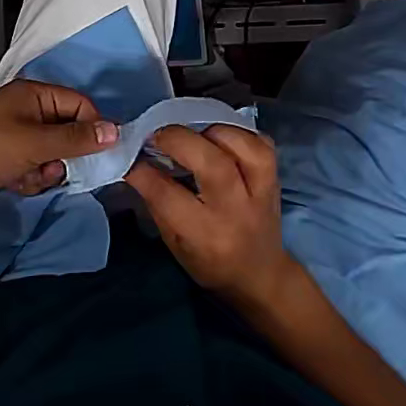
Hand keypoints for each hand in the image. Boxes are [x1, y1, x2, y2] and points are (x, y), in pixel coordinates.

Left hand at [0, 80, 119, 245]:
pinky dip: (33, 178)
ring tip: (31, 176)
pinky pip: (37, 168)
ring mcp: (17, 137)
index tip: (104, 152)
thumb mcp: (34, 143)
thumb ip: (77, 138)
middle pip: (68, 130)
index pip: (79, 104)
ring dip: (49, 170)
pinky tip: (17, 184)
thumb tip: (116, 131)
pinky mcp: (9, 161)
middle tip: (59, 168)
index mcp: (33, 94)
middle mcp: (28, 111)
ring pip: (55, 154)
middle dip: (67, 153)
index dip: (93, 127)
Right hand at [125, 124, 297, 310]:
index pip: (167, 194)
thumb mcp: (173, 242)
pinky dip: (238, 132)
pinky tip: (220, 136)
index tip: (130, 156)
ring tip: (192, 134)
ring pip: (241, 144)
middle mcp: (235, 210)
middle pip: (211, 163)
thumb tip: (137, 161)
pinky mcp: (275, 178)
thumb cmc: (209, 261)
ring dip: (210, 130)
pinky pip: (261, 142)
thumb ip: (156, 200)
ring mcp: (261, 191)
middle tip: (157, 135)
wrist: (260, 274)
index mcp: (204, 233)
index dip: (142, 170)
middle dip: (177, 139)